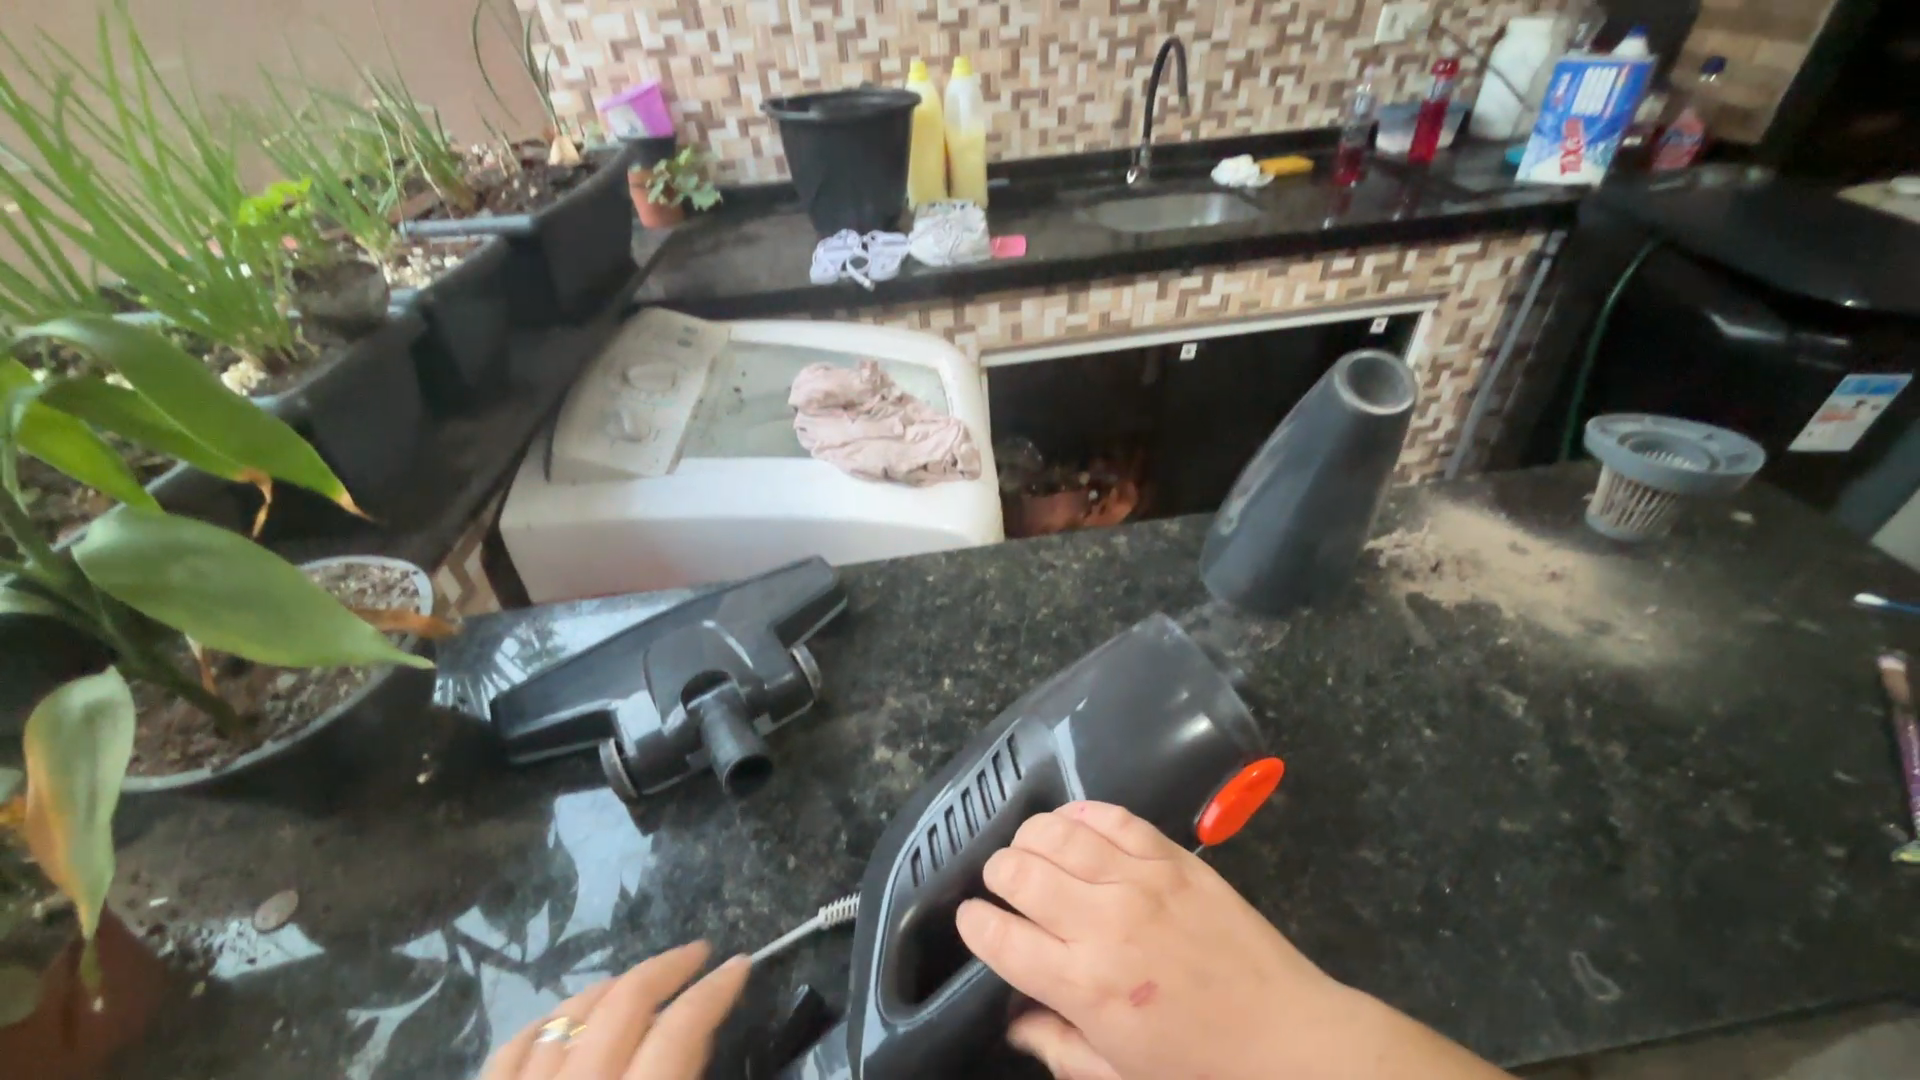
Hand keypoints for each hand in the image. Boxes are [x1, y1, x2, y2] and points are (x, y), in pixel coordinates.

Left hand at [483, 942, 749, 1079]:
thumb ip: (682, 1078)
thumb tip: (694, 1037)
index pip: (680, 1028)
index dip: (715, 990)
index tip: (740, 964)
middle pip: (625, 1003)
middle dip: (669, 967)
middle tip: (700, 953)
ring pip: (569, 1015)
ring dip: (612, 988)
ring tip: (640, 981)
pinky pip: (512, 1049)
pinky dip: (546, 1023)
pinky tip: (565, 1016)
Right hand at [958, 802, 1504, 1079]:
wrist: (1290, 1040)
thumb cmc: (1201, 1068)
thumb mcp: (1118, 1076)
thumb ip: (1056, 1046)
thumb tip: (1012, 1017)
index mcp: (1082, 985)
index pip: (999, 935)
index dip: (973, 922)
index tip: (972, 919)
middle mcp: (1101, 923)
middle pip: (1018, 872)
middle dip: (997, 875)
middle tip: (1003, 886)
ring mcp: (1138, 881)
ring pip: (1056, 834)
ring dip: (1029, 838)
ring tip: (1029, 851)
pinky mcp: (1171, 857)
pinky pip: (1110, 817)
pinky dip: (1079, 814)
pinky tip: (1070, 825)